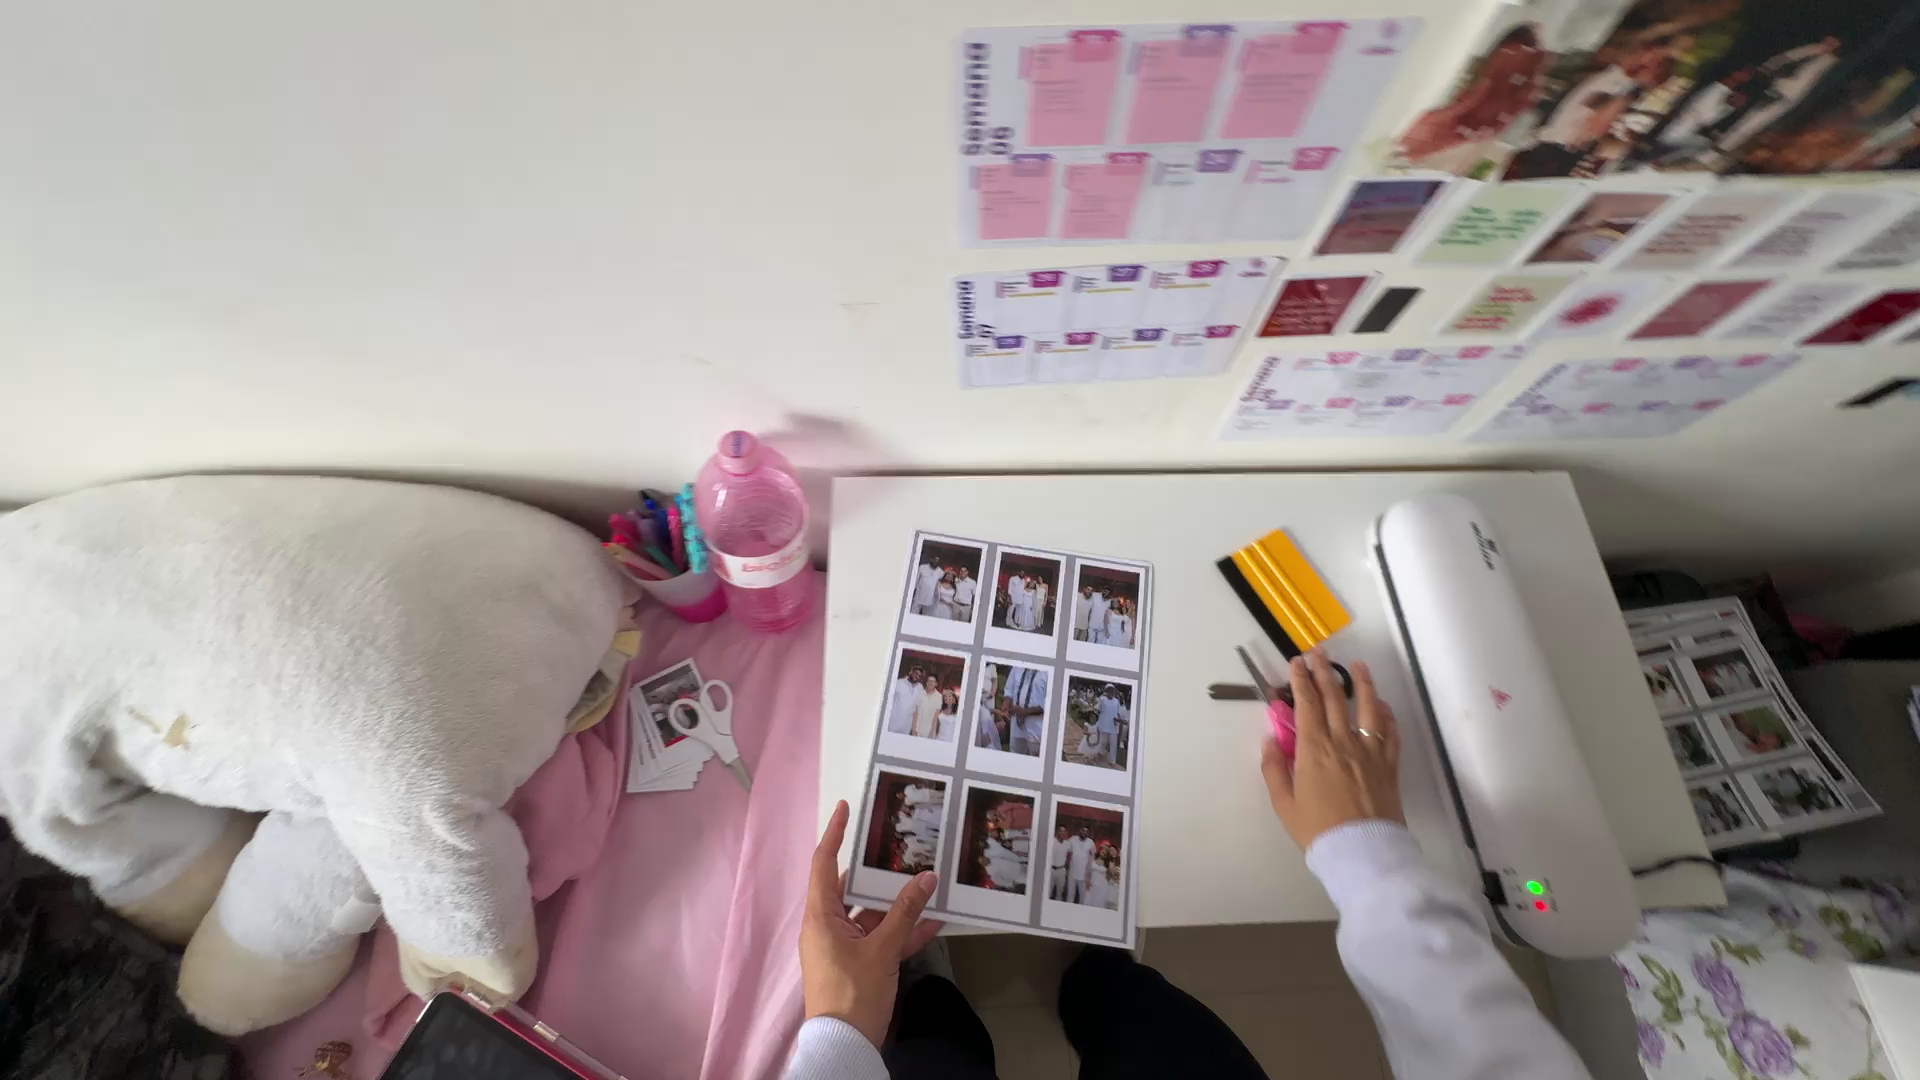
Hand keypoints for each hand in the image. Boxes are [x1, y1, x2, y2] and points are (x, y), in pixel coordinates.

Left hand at [801, 800, 943, 1047]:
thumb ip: (905, 912)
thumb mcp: (882, 950)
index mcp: (821, 916)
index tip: (845, 807)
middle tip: (900, 846)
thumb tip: (927, 877)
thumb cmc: (852, 993)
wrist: (845, 1051)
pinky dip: (903, 933)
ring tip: (927, 882)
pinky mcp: (859, 966)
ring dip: (899, 905)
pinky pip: (882, 940)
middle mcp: (828, 926)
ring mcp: (843, 947)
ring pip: (872, 914)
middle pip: (852, 887)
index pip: (824, 863)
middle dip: (879, 871)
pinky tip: (935, 925)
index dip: (834, 833)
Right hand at [1260, 650, 1403, 850]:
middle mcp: (1343, 743)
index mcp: (1314, 749)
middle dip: (1325, 672)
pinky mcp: (1389, 767)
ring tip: (1359, 666)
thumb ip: (1274, 768)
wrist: (1363, 854)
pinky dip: (1387, 716)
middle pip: (1335, 699)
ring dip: (1363, 684)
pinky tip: (1383, 706)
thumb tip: (1270, 740)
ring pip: (1367, 709)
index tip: (1297, 662)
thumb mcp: (1283, 802)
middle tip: (1320, 652)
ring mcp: (1369, 753)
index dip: (1301, 680)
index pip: (1307, 704)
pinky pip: (1390, 734)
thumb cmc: (1317, 829)